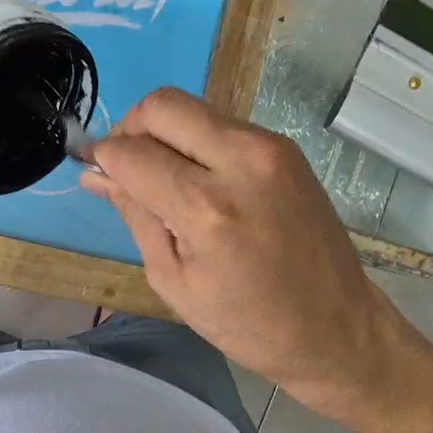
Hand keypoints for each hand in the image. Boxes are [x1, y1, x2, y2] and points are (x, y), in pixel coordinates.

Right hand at [81, 88, 418, 402]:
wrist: (337, 327)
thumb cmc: (248, 323)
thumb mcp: (175, 281)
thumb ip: (136, 216)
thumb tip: (97, 173)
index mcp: (207, 208)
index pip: (131, 152)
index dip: (103, 157)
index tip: (95, 171)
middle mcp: (241, 161)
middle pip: (162, 105)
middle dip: (132, 130)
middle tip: (131, 169)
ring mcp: (270, 148)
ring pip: (194, 109)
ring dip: (167, 135)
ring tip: (169, 183)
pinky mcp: (287, 148)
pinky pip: (224, 125)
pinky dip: (199, 143)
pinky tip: (203, 184)